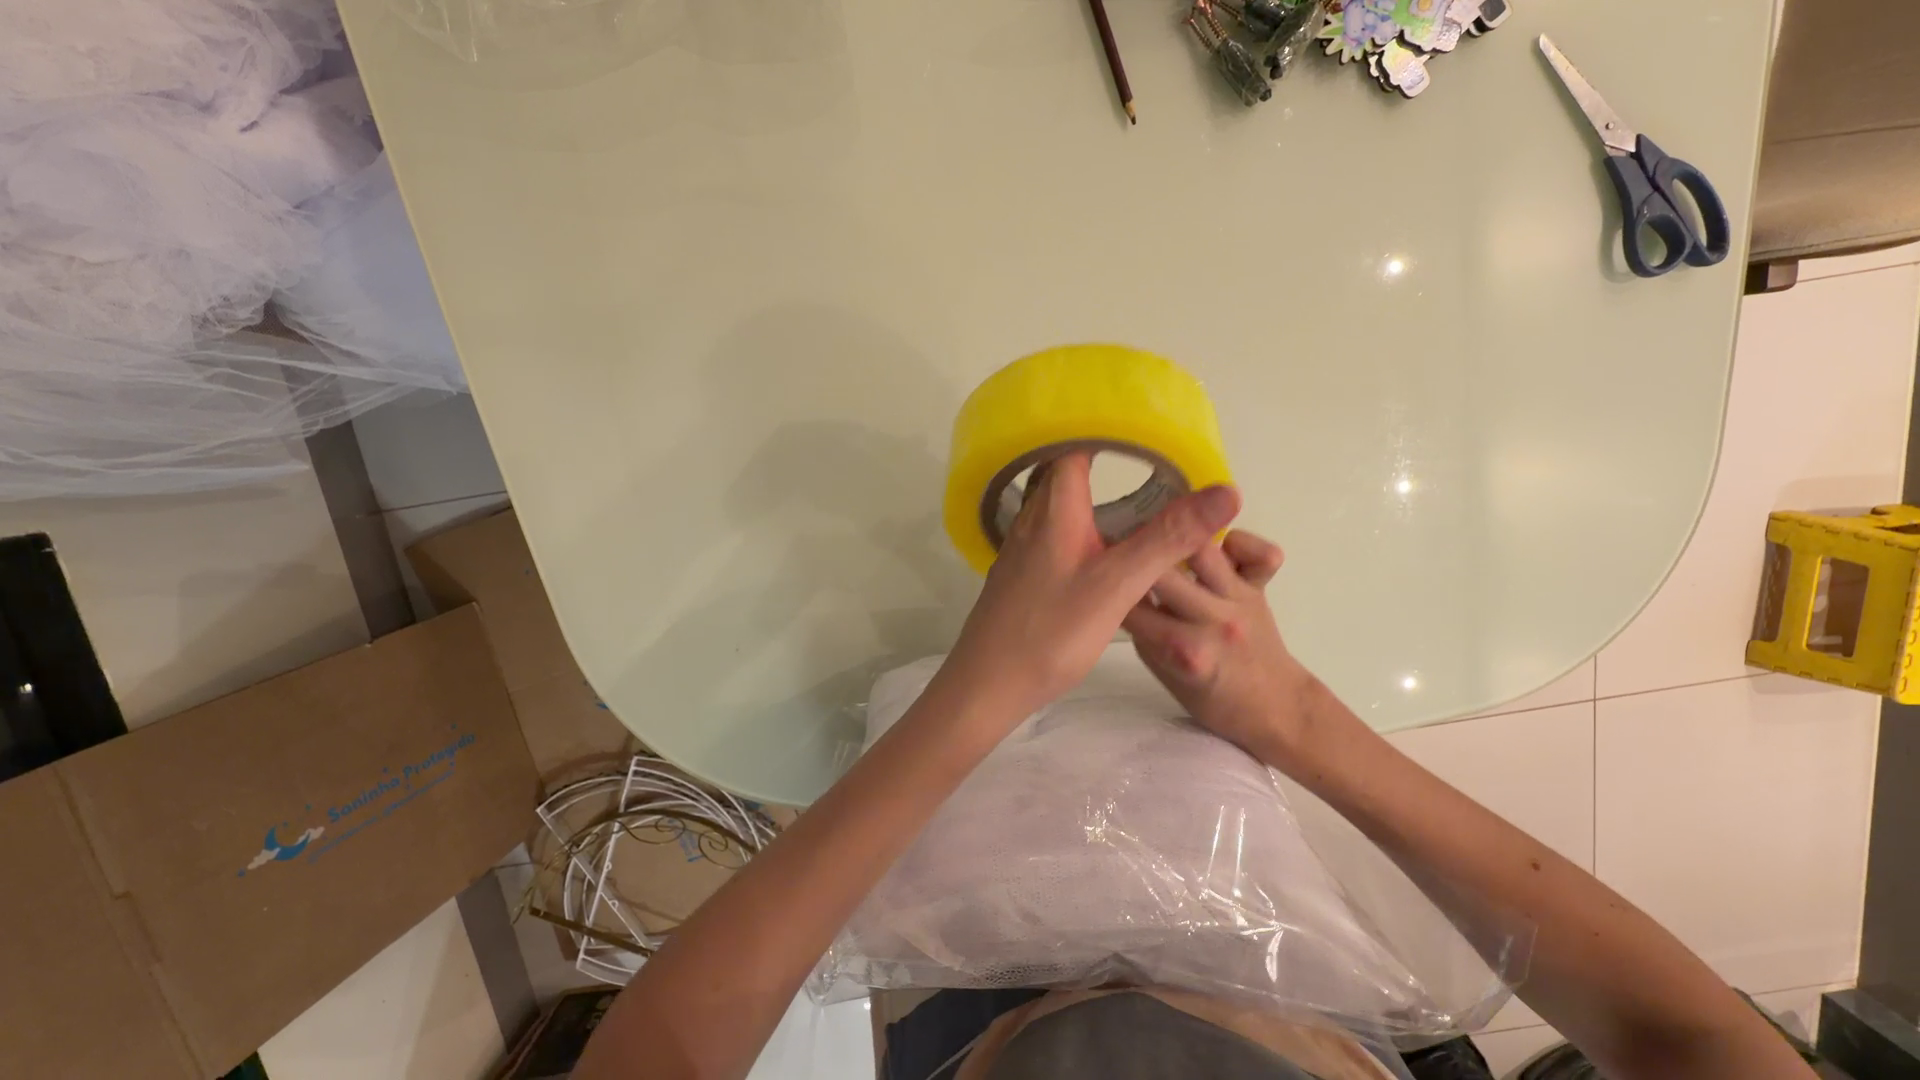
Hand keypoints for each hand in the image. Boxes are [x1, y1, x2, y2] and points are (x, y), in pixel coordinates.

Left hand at [937, 452, 1241, 724]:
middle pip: (1062, 471)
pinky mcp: (1021, 576)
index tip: (1136, 414)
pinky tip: (1101, 545)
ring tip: (1132, 491)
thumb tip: (1227, 491)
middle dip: (1099, 455)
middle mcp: (1033, 520)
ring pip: (1057, 504)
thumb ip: (1168, 538)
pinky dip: (1080, 524)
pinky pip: (1053, 532)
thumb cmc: (1049, 632)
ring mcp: (1022, 549)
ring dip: (1089, 492)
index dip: (1100, 423)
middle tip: (1144, 450)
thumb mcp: (1117, 585)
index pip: (1072, 443)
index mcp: (1055, 509)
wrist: (988, 687)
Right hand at [1123, 530, 1316, 760]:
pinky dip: (1240, 543)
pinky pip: (1260, 554)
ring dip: (1178, 535)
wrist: (1272, 708)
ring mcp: (1239, 603)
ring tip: (1163, 532)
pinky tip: (1220, 547)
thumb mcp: (1162, 671)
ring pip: (1203, 547)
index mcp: (1180, 650)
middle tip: (1123, 544)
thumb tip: (1122, 587)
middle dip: (1135, 552)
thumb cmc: (1210, 697)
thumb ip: (1143, 631)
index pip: (1129, 605)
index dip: (1107, 584)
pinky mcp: (1262, 590)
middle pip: (1159, 570)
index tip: (1097, 572)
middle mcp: (1211, 622)